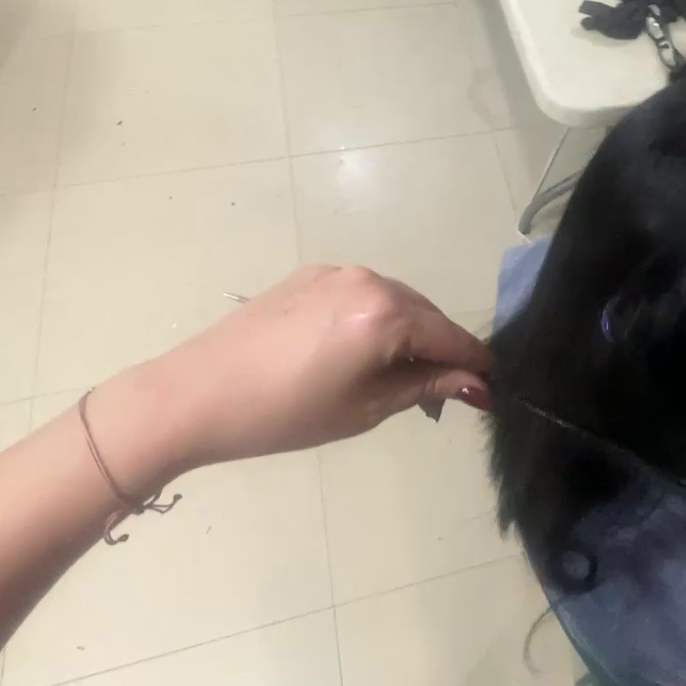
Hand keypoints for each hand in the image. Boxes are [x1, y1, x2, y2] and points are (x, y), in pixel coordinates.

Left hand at [93, 266, 491, 486]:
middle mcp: (369, 279)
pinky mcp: (311, 274)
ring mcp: (338, 272)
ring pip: (396, 302)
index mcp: (386, 313)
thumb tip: (479, 386)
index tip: (491, 388)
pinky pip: (364, 294)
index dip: (475, 364)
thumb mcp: (365, 408)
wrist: (194, 394)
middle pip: (427, 314)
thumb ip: (427, 387)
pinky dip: (377, 320)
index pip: (451, 336)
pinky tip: (359, 351)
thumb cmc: (285, 413)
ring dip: (408, 334)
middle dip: (441, 351)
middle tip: (439, 395)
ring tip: (396, 376)